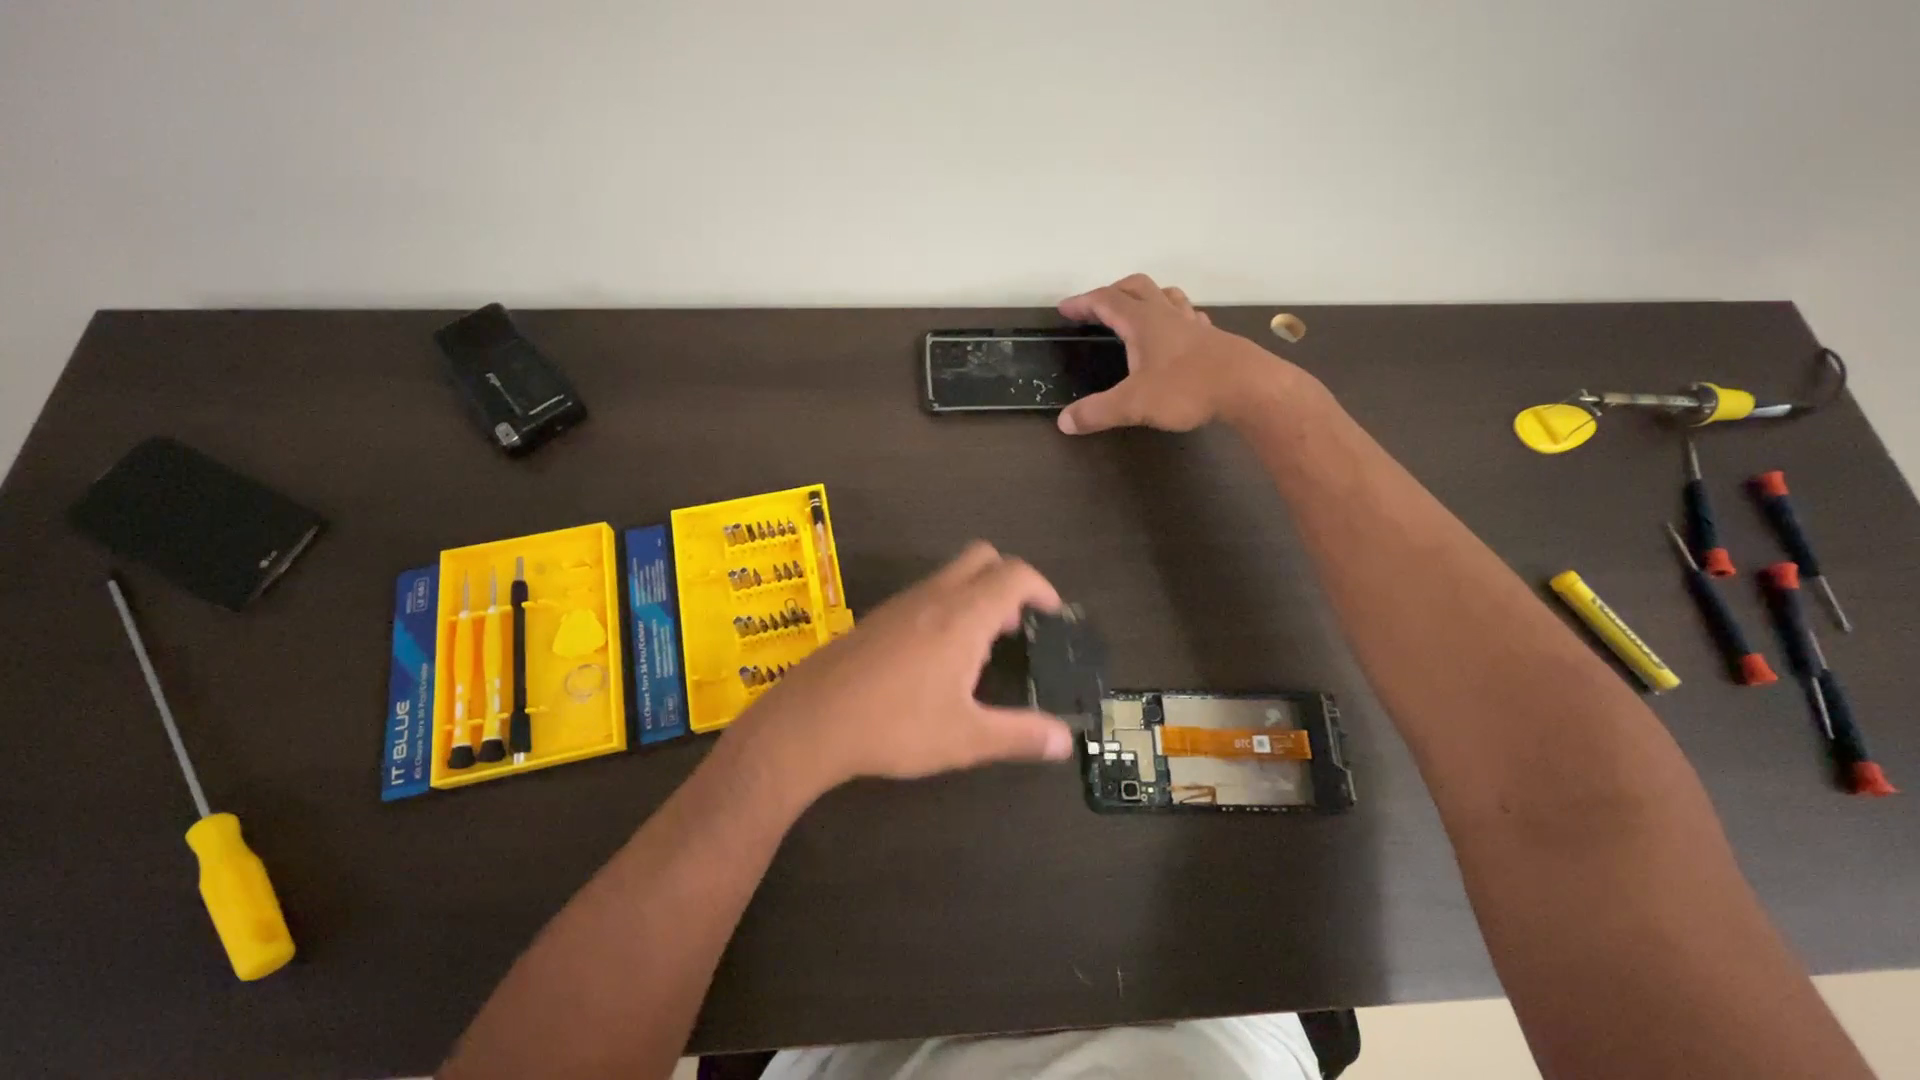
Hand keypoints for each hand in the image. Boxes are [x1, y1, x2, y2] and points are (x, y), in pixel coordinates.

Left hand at [729, 542, 1075, 788]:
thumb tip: (1064, 739)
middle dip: (1009, 581)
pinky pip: (923, 596)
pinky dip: (946, 610)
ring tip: (981, 650)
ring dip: (976, 597)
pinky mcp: (875, 620)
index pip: (1014, 575)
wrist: (809, 722)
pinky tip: (936, 661)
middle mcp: (933, 597)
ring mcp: (899, 605)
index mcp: (963, 616)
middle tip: (1017, 626)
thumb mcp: (966, 738)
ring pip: (950, 576)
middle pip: (982, 558)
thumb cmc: (895, 726)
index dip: (1042, 588)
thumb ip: (1020, 735)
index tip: (1053, 615)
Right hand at [1056, 273, 1295, 434]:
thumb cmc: (1187, 389)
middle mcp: (1167, 315)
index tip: (1065, 309)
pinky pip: (1191, 318)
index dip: (1083, 303)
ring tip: (1138, 309)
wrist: (1248, 388)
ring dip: (1148, 297)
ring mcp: (1194, 325)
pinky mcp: (1214, 339)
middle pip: (1137, 287)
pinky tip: (1180, 332)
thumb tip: (1064, 422)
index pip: (1106, 302)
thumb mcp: (1134, 404)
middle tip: (1098, 305)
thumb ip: (1097, 412)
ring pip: (1168, 297)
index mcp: (1143, 322)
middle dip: (1114, 292)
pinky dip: (1177, 318)